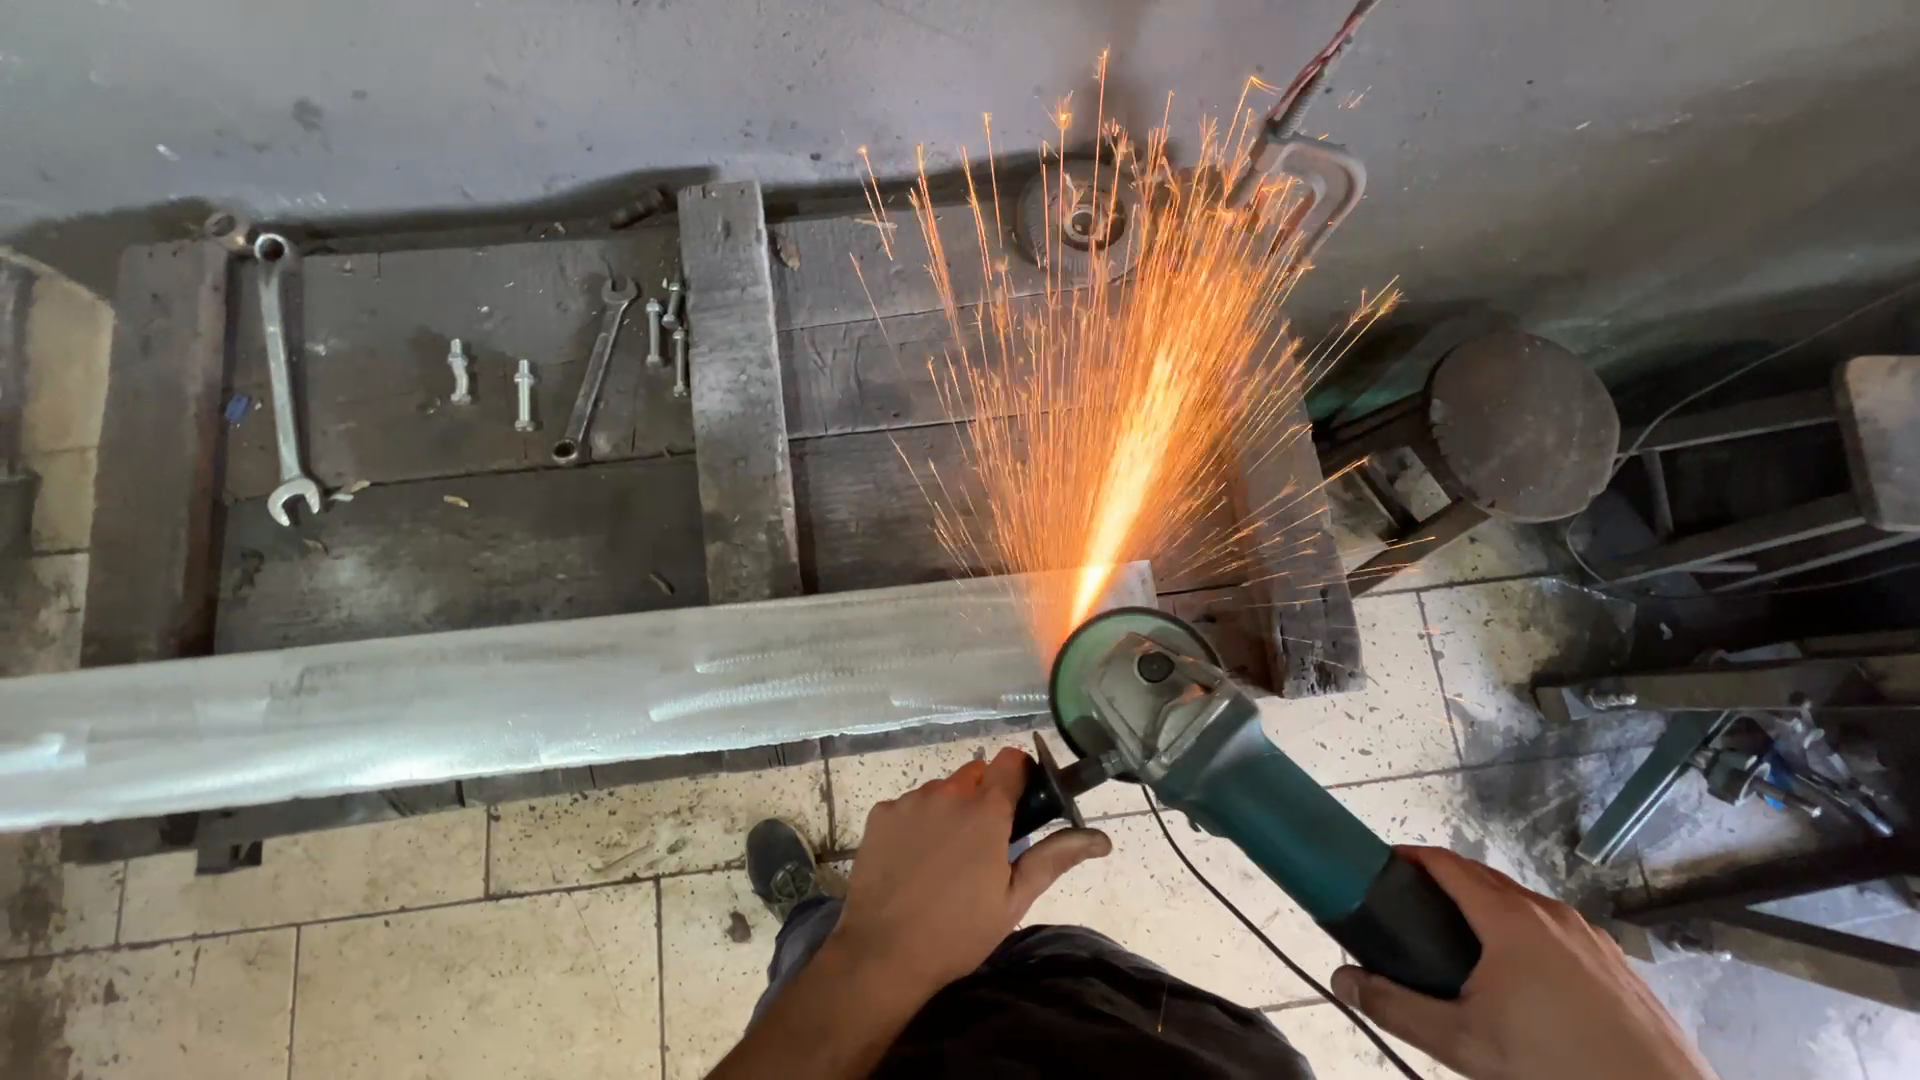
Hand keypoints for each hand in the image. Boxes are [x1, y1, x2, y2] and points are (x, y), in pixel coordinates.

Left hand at [830, 747, 1110, 996]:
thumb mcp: (1014, 900)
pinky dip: (916, 823)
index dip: (1020, 777)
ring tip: (944, 859)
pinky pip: (908, 806)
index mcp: (985, 811)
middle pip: (975, 775)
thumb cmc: (958, 932)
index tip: (1021, 806)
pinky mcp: (880, 815)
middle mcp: (947, 793)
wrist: (883, 954)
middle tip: (983, 845)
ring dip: (949, 810)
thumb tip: (1101, 839)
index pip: (1011, 761)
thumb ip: (1054, 858)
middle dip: (984, 798)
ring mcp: (909, 802)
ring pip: (940, 790)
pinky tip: (912, 861)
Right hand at [1330, 846, 1715, 1079]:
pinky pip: (1556, 930)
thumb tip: (1341, 979)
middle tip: (1409, 905)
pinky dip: (1523, 931)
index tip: (1382, 863)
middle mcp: (1551, 913)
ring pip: (1523, 904)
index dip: (1412, 856)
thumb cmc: (1555, 1068)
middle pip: (1484, 877)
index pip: (1448, 863)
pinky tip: (1521, 978)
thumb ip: (1396, 1007)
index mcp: (1510, 919)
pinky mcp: (1618, 964)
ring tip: (1459, 941)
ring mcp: (1591, 937)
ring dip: (1485, 906)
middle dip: (1443, 880)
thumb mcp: (1463, 1044)